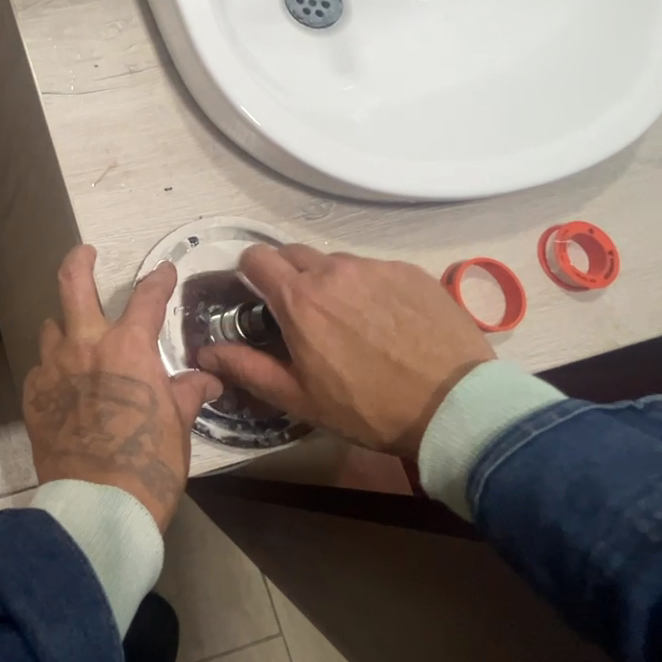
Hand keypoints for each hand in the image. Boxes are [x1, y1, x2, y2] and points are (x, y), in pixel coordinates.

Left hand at [22, 245, 223, 530]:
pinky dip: (54, 369)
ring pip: (51, 327)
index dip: (159, 280)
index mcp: (128, 347)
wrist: (98, 503)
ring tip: (74, 338)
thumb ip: (186, 393)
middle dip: (79, 261)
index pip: (147, 298)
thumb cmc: (148, 462)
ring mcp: (53, 368)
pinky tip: (63, 386)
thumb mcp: (177, 425)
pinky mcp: (33, 394)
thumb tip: (206, 379)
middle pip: (72, 284)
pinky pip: (42, 368)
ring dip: (64, 327)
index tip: (164, 270)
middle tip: (84, 253)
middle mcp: (85, 345)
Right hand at [196, 244, 494, 458]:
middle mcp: (331, 271)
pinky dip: (368, 287)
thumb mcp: (298, 397)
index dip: (249, 273)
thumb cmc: (368, 408)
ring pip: (334, 262)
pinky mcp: (409, 272)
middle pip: (292, 253)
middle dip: (287, 275)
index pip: (255, 257)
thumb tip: (203, 351)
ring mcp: (374, 268)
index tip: (257, 295)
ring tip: (349, 320)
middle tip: (301, 312)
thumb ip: (246, 367)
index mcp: (297, 299)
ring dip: (329, 281)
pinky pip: (373, 270)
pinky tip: (385, 321)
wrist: (457, 406)